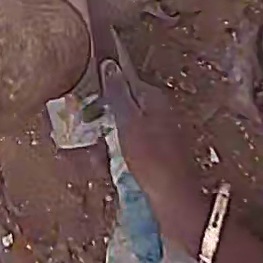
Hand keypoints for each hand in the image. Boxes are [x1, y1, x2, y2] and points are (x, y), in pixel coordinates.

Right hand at [99, 59, 208, 251]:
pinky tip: (111, 151)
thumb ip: (118, 93)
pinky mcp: (160, 145)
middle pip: (127, 97)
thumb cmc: (150, 159)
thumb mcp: (128, 123)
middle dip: (107, 105)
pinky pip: (134, 134)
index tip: (85, 91)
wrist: (176, 198)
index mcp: (152, 95)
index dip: (104, 82)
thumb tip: (109, 63)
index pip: (124, 77)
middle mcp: (159, 106)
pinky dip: (121, 139)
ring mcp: (162, 126)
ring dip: (112, 124)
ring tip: (94, 138)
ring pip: (129, 117)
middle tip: (85, 118)